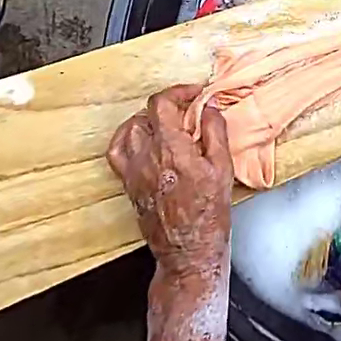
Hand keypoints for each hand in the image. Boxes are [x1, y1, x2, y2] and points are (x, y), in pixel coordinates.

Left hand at [107, 84, 233, 289]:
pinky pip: (117, 152)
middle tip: (187, 109)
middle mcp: (146, 157)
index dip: (178, 91)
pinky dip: (127, 138)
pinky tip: (143, 140)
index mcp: (171, 148)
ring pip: (128, 130)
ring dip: (147, 119)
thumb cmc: (209, 211)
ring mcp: (134, 171)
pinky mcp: (128, 184)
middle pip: (146, 114)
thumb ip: (215, 130)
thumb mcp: (223, 166)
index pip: (162, 103)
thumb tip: (210, 106)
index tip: (195, 93)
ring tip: (166, 122)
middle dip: (168, 105)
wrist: (189, 249)